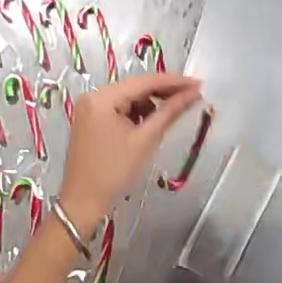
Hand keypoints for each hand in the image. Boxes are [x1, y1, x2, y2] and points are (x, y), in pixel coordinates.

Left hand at [57, 72, 202, 229]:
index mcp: (102, 98)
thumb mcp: (145, 140)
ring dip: (150, 104)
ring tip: (172, 114)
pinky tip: (150, 124)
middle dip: (163, 93)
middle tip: (192, 96)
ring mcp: (89, 109)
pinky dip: (136, 114)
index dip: (173, 82)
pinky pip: (118, 110)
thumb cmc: (114, 172)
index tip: (198, 83)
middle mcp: (92, 97)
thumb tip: (192, 93)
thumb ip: (169, 113)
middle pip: (135, 88)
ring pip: (127, 99)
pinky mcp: (90, 122)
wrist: (83, 200)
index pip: (144, 81)